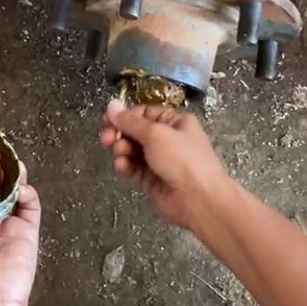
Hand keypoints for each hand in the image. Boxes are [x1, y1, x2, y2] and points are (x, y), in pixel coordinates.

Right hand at [97, 99, 233, 228]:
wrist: (199, 200)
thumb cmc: (182, 159)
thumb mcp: (156, 134)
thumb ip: (130, 122)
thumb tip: (112, 105)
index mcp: (174, 122)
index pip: (144, 113)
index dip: (125, 116)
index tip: (108, 120)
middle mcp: (168, 140)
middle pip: (135, 132)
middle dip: (119, 134)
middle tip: (106, 139)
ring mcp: (160, 161)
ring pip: (132, 151)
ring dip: (122, 150)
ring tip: (120, 154)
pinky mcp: (152, 181)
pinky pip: (134, 169)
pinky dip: (126, 166)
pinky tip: (122, 166)